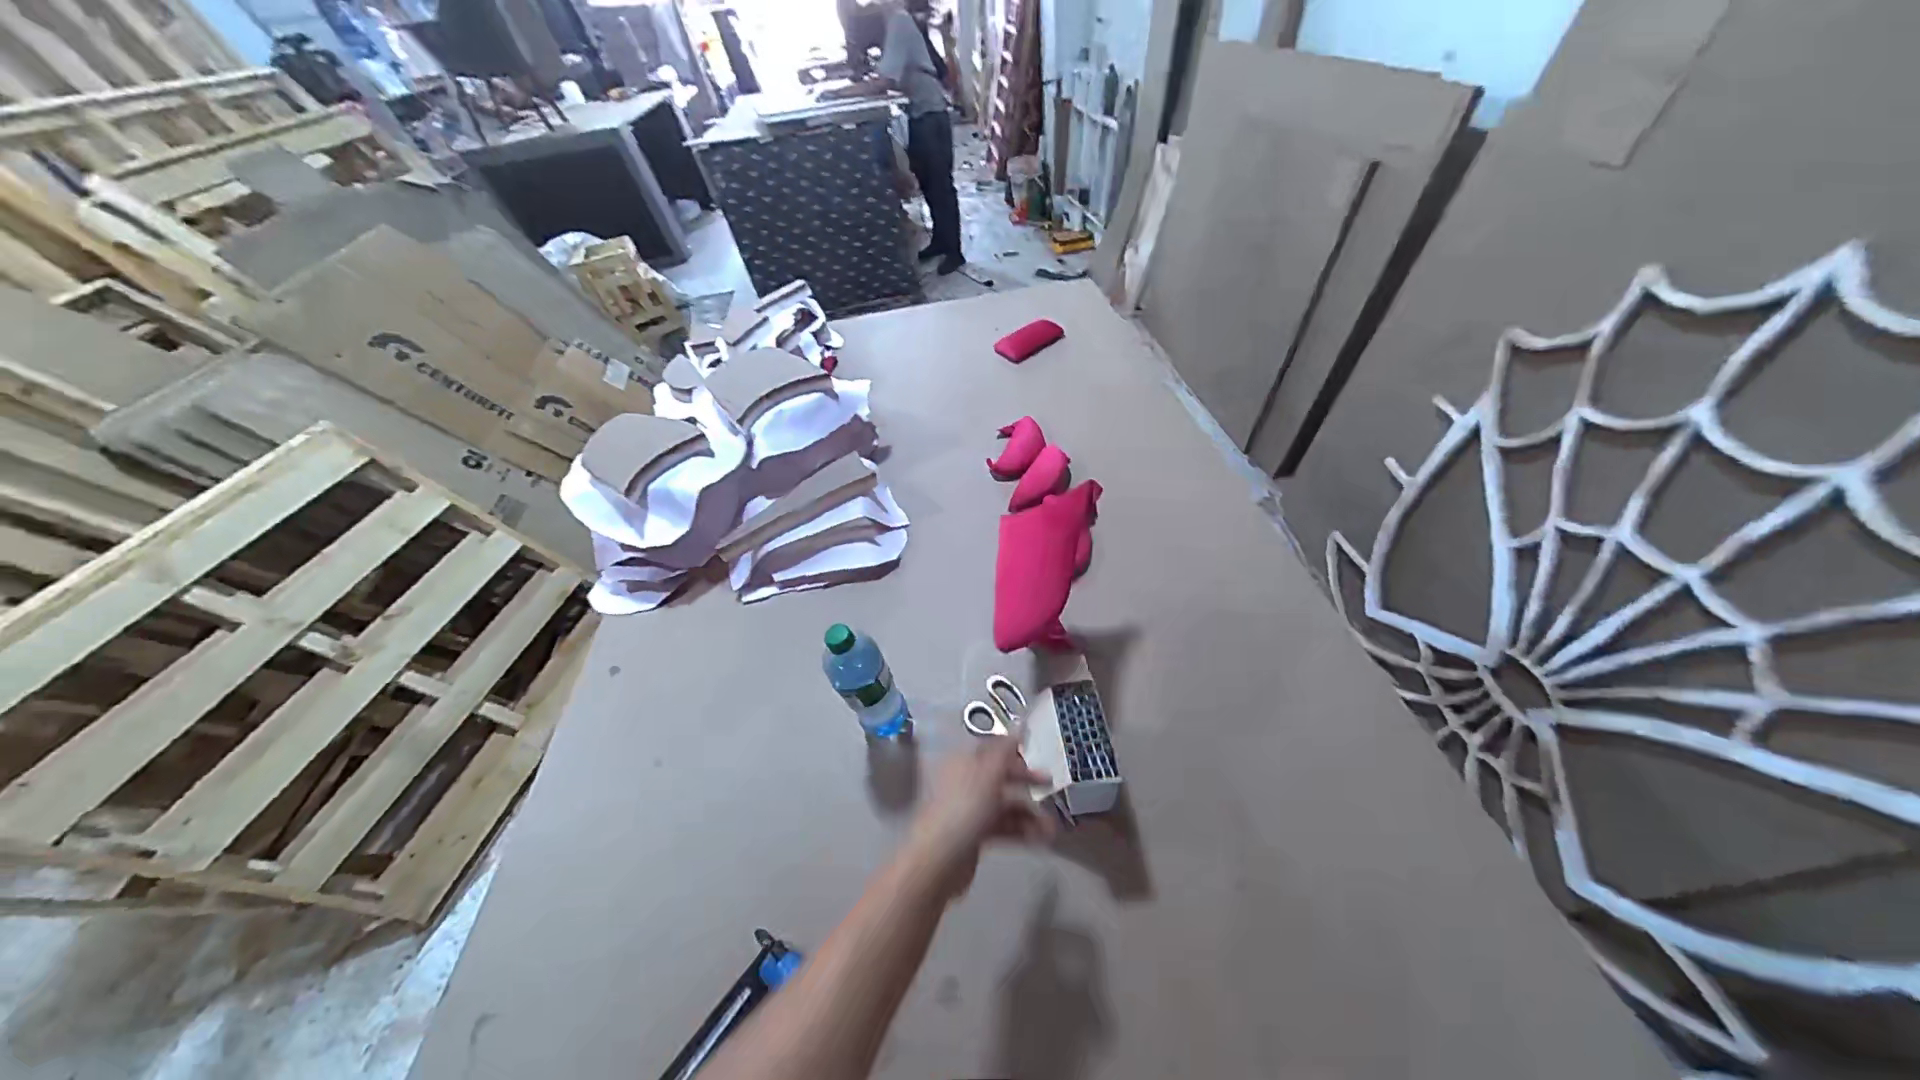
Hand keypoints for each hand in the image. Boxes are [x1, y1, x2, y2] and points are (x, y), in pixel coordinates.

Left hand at [904, 737, 1053, 898]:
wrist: (939, 859)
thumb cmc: (964, 809)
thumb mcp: (988, 774)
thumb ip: (1005, 750)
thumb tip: (1019, 725)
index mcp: (963, 762)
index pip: (992, 749)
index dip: (1015, 751)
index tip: (1038, 755)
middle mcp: (965, 782)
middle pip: (1000, 776)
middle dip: (1026, 782)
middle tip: (1050, 786)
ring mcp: (969, 809)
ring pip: (1004, 804)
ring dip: (1029, 813)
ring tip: (1050, 829)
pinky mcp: (974, 835)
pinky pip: (1002, 827)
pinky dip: (1020, 831)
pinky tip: (1038, 839)